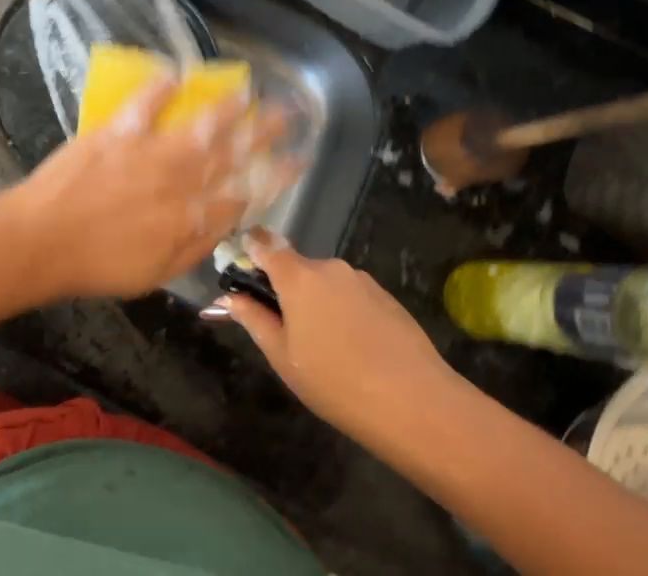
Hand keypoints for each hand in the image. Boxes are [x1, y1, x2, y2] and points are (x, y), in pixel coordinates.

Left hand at [0, 80, 296, 300]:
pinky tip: (176, 71)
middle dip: (266, 132)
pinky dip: (161, 86)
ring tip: (248, 90)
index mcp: (192, 219)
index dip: (276, 176)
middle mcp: (181, 181)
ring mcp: (150, 152)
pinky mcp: (118, 132)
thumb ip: (195, 247)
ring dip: (227, 107)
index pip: (246, 194)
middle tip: (290, 113)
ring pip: (200, 124)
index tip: (297, 158)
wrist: (42, 242)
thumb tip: (224, 225)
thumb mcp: (156, 274)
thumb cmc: (96, 267)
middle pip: (233, 153)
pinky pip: (146, 102)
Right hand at [217, 229, 463, 439]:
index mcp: (298, 277)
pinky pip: (352, 297)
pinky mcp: (388, 298)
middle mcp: (330, 268)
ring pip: (326, 285)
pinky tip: (354, 350)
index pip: (265, 244)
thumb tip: (232, 298)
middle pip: (297, 268)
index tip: (241, 270)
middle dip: (287, 291)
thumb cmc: (335, 381)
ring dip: (317, 304)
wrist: (416, 403)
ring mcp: (363, 281)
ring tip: (325, 348)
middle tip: (286, 331)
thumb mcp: (283, 356)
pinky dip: (344, 314)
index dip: (249, 250)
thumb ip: (254, 320)